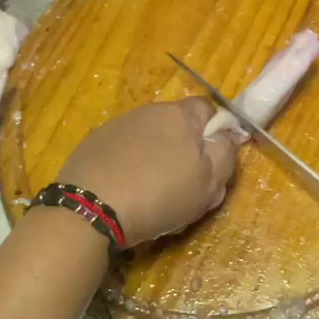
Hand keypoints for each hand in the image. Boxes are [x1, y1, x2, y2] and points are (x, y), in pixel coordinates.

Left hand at [57, 98, 238, 246]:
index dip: (216, 134)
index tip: (213, 165)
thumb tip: (228, 136)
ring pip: (150, 142)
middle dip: (186, 153)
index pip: (209, 109)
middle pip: (178, 127)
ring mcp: (117, 126)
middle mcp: (148, 111)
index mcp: (180, 115)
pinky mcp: (93, 145)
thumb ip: (225, 154)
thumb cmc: (159, 194)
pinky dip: (129, 169)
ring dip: (157, 162)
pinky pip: (123, 154)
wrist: (89, 209)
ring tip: (152, 198)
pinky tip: (126, 195)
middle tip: (186, 190)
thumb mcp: (208, 182)